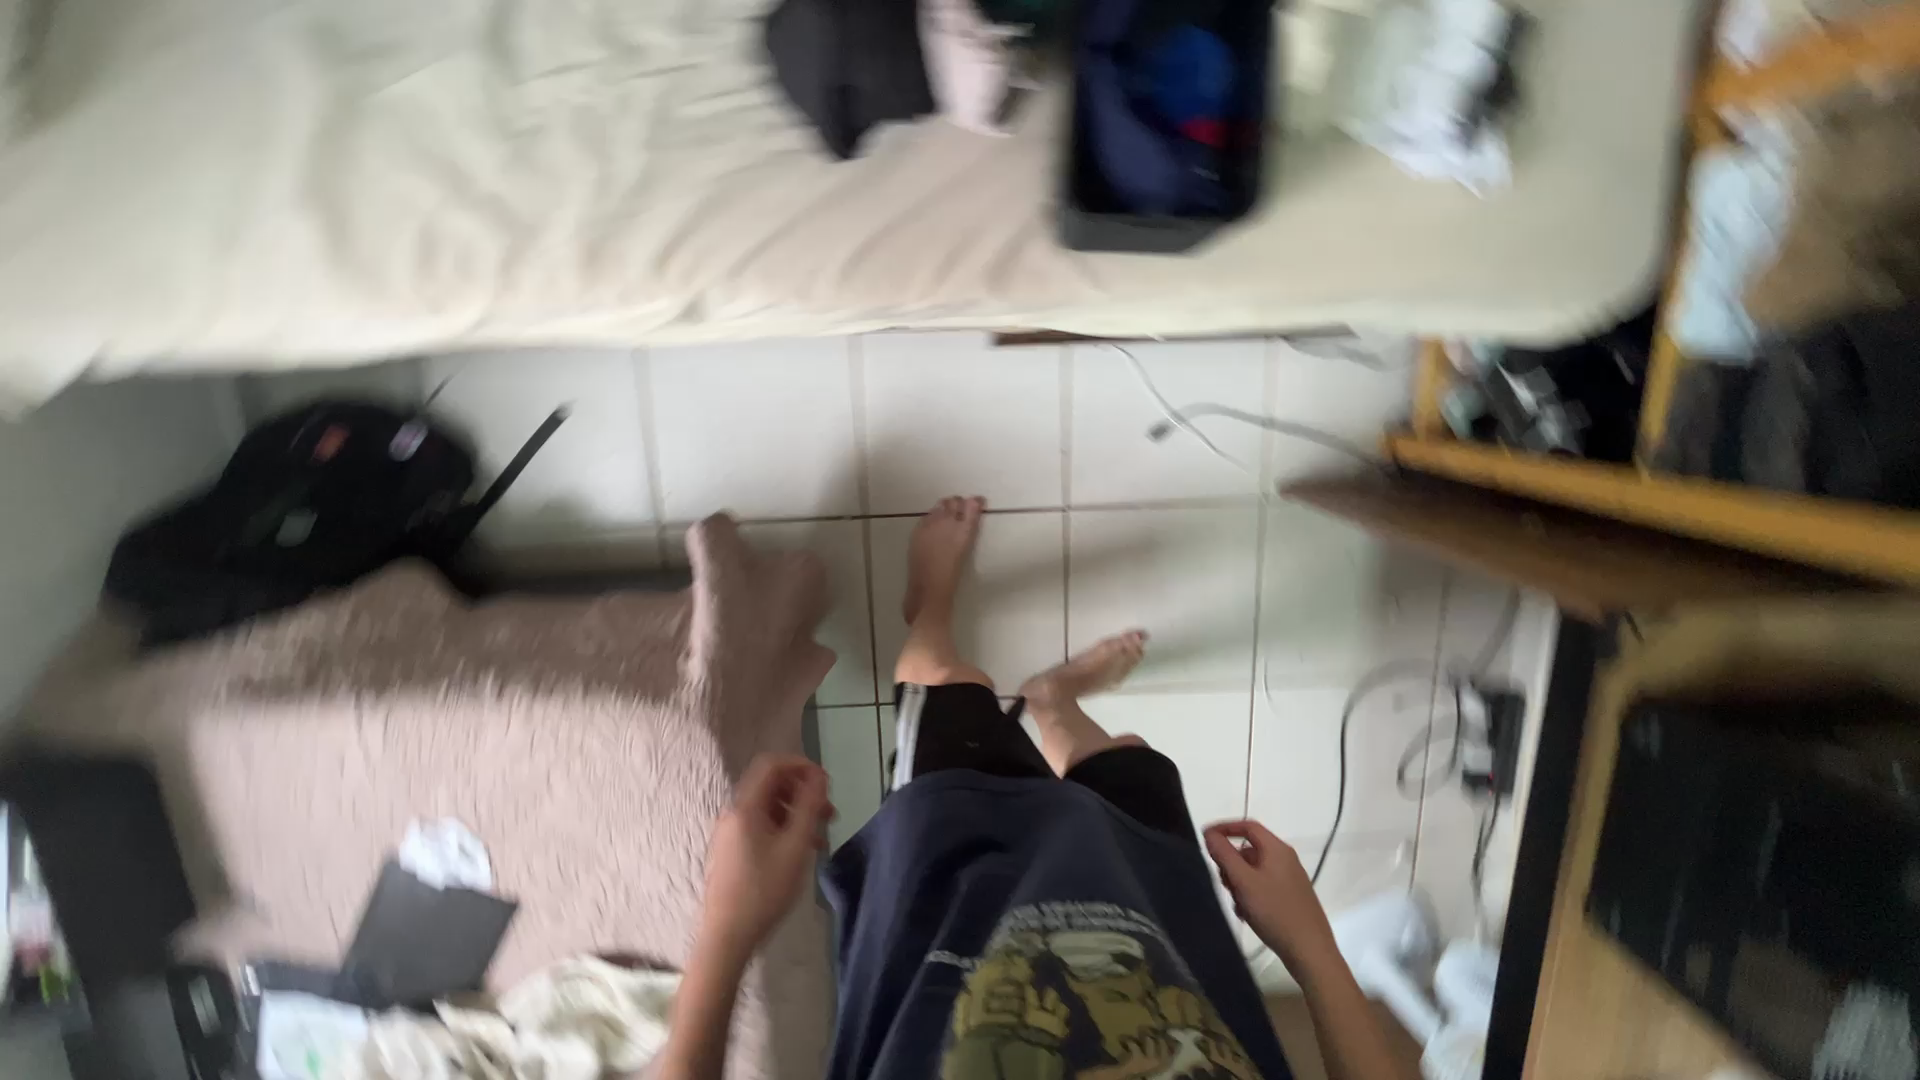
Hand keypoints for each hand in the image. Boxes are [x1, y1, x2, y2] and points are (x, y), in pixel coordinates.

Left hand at [699, 755, 834, 961]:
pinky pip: (760, 825)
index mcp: (745, 807)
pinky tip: (799, 852)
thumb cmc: (764, 890)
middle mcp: (733, 813)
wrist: (726, 938)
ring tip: (819, 838)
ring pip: (768, 808)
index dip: (801, 765)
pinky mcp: (731, 851)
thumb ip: (809, 806)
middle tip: (829, 814)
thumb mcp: (795, 846)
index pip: (772, 764)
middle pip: (771, 785)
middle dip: (803, 793)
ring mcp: (729, 833)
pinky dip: (783, 828)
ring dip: (796, 813)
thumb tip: (818, 777)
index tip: (826, 783)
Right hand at [1203, 820, 1337, 972]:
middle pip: (1249, 849)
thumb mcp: (1244, 881)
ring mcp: (1291, 879)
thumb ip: (1224, 854)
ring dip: (1239, 882)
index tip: (1205, 839)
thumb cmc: (1275, 912)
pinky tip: (1247, 913)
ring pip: (1255, 870)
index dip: (1224, 828)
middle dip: (1231, 863)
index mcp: (1277, 849)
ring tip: (1236, 903)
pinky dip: (1251, 893)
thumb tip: (1210, 833)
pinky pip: (1264, 885)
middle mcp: (1286, 859)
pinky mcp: (1292, 897)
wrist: (1311, 952)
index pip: (1247, 826)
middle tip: (1222, 881)